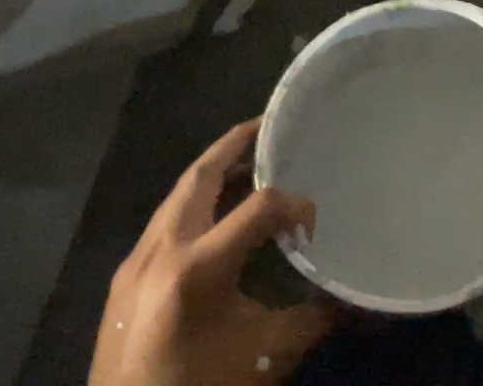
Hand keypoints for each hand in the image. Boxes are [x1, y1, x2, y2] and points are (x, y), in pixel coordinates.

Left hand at [90, 119, 336, 385]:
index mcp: (197, 267)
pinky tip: (216, 216)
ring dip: (212, 174)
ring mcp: (134, 265)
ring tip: (247, 163)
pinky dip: (194, 204)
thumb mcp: (268, 356)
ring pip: (176, 198)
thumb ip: (316, 316)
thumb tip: (359, 298)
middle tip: (268, 127)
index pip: (259, 206)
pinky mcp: (123, 282)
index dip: (295, 206)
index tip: (314, 225)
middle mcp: (160, 253)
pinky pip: (164, 223)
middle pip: (199, 178)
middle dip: (234, 146)